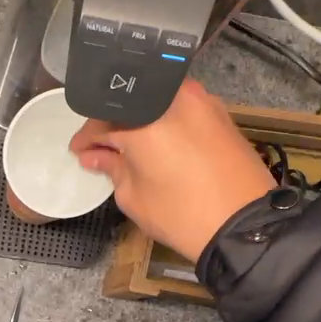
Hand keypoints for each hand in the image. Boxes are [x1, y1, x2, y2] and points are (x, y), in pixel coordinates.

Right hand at [69, 79, 275, 260]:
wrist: (242, 223)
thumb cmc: (183, 215)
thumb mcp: (134, 197)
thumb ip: (112, 169)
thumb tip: (96, 156)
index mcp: (145, 118)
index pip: (103, 120)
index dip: (86, 138)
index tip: (79, 151)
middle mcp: (173, 98)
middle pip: (130, 103)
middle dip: (111, 125)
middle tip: (99, 150)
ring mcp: (200, 100)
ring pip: (156, 102)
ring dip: (137, 121)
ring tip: (127, 149)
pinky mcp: (218, 111)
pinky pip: (178, 108)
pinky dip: (161, 122)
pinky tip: (153, 145)